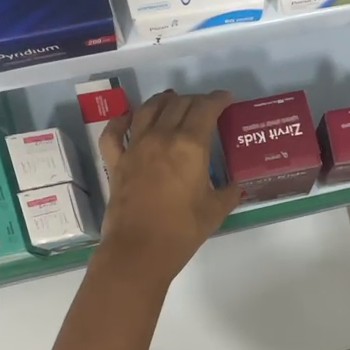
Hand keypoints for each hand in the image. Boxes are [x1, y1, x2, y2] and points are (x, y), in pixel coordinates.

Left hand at [96, 90, 243, 280]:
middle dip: (195, 100)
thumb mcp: (216, 211)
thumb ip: (228, 192)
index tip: (226, 99)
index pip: (205, 109)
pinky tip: (128, 117)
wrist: (140, 249)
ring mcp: (135, 147)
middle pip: (178, 105)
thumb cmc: (183, 230)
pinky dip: (121, 120)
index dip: (218, 100)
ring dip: (163, 100)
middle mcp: (161, 137)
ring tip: (172, 99)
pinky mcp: (116, 162)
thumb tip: (234, 186)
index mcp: (190, 146)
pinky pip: (115, 133)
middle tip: (205, 105)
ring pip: (148, 110)